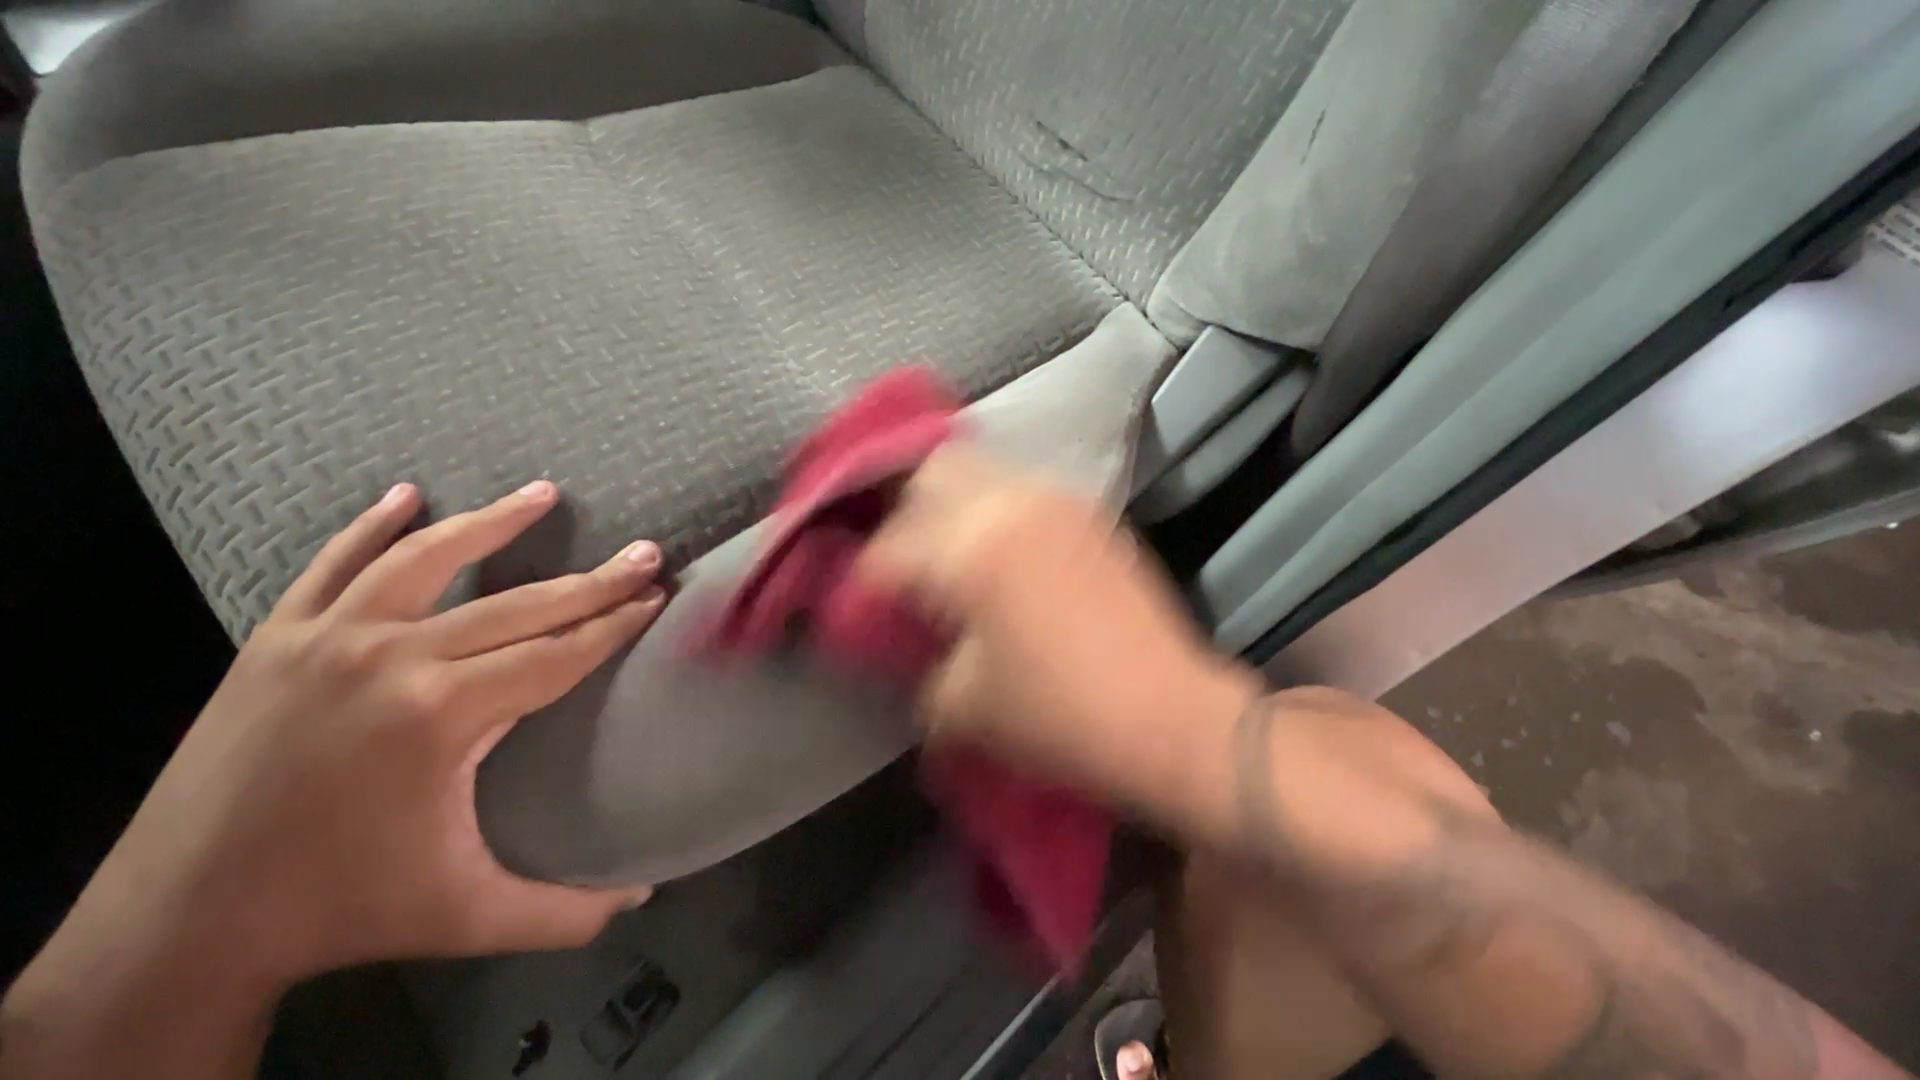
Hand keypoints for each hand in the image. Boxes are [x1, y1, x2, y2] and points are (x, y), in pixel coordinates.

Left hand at [70, 480, 665, 989]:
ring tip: (542, 493)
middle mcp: (391, 657)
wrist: (184, 920)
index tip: (657, 596)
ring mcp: (327, 639)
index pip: (557, 653)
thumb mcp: (467, 917)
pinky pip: (332, 563)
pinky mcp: (276, 641)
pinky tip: (405, 496)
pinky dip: (372, 526)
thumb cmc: (341, 910)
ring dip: (491, 523)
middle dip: (592, 580)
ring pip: (426, 559)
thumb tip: (645, 899)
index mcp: (443, 714)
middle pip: (517, 604)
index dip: (615, 624)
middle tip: (643, 552)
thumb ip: (566, 913)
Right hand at [857, 448, 1259, 791]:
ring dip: (953, 507)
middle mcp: (1013, 504)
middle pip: (933, 472)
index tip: (858, 611)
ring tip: (947, 557)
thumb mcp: (966, 705)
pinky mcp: (1093, 517)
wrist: (1173, 718)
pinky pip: (1025, 494)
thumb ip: (922, 664)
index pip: (888, 548)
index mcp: (972, 547)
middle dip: (904, 513)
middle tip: (900, 563)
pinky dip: (997, 514)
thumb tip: (913, 646)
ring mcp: (1060, 502)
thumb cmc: (1062, 716)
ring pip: (984, 473)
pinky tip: (998, 560)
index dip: (862, 583)